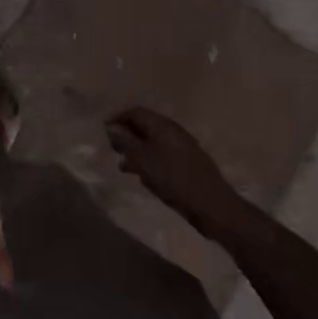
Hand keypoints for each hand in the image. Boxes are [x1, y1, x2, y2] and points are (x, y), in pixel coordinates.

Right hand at [106, 108, 251, 239]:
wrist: (213, 207)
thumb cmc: (173, 178)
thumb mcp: (142, 159)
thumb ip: (124, 141)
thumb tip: (110, 127)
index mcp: (162, 125)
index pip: (134, 111)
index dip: (117, 118)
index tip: (104, 131)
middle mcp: (174, 131)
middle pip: (144, 125)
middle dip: (126, 134)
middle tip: (113, 148)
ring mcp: (184, 147)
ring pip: (153, 141)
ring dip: (137, 149)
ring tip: (125, 165)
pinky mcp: (189, 163)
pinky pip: (163, 154)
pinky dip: (150, 159)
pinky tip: (144, 175)